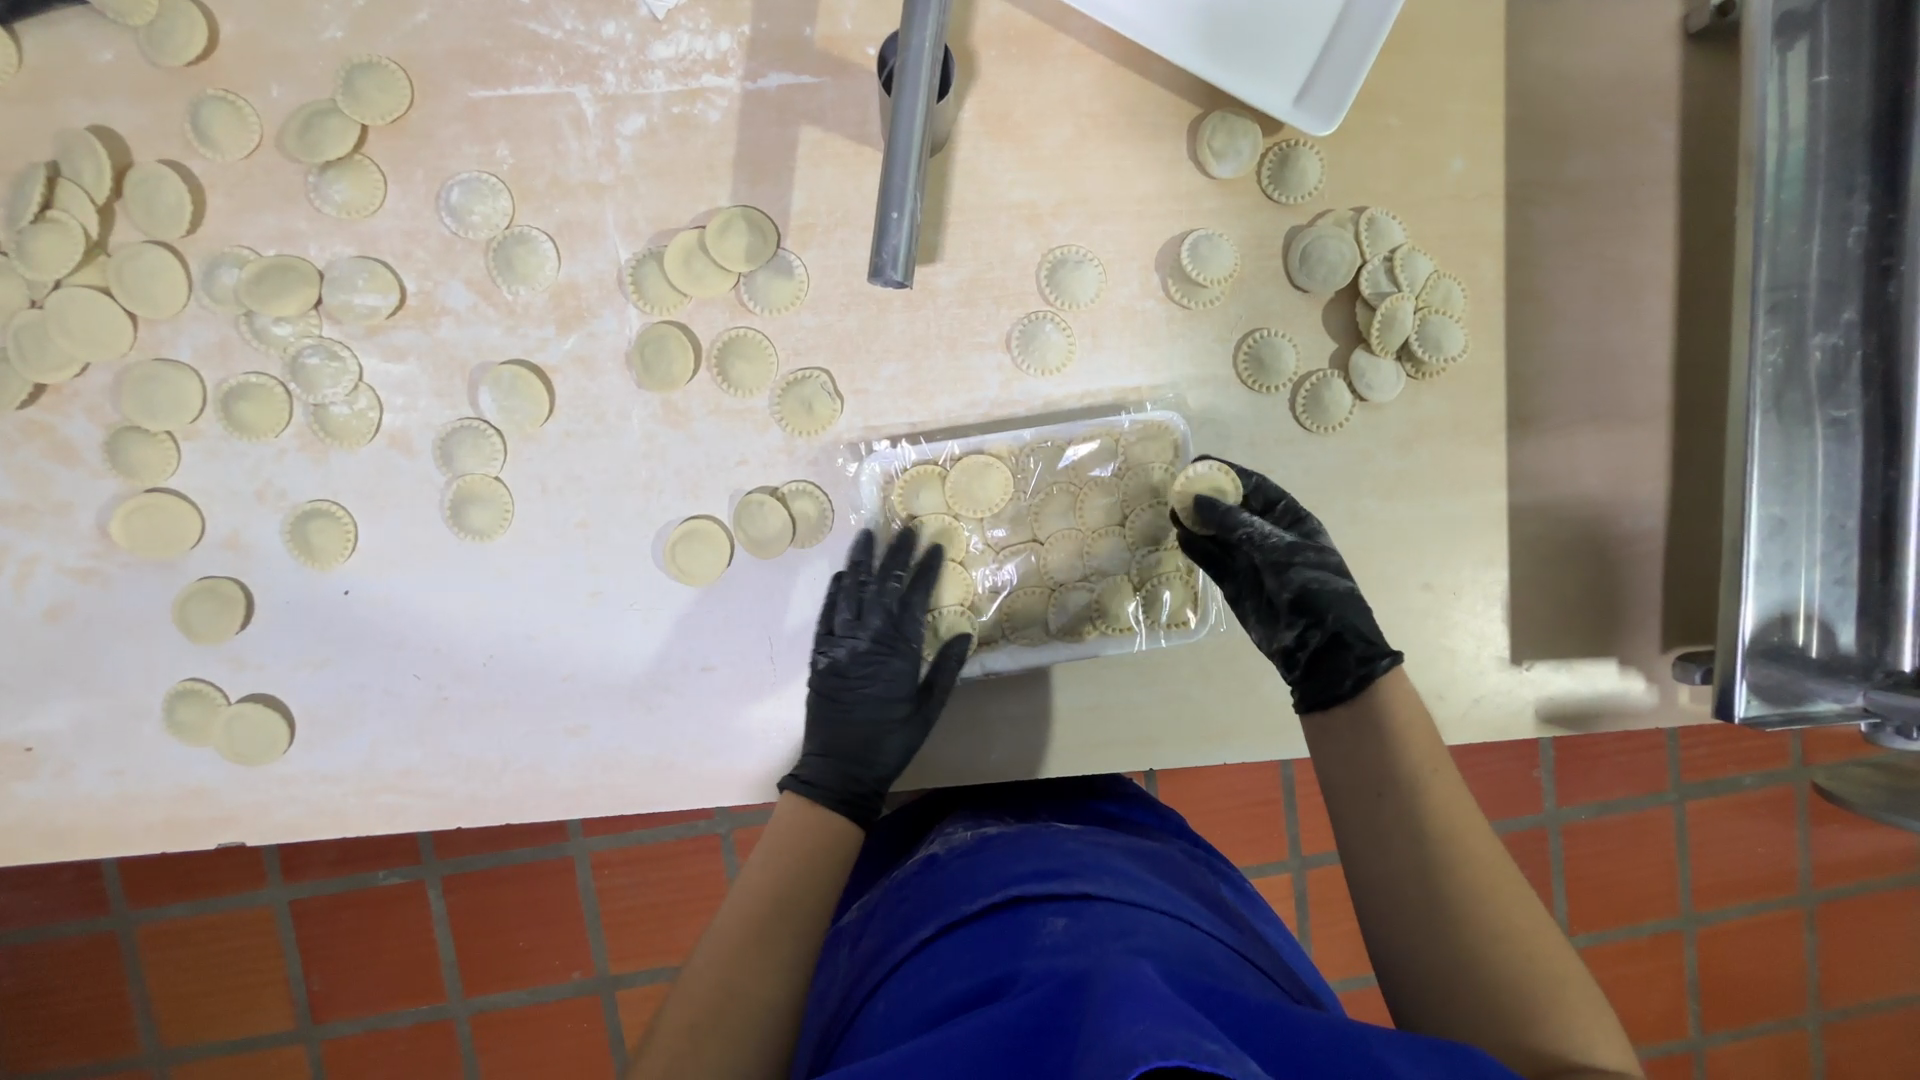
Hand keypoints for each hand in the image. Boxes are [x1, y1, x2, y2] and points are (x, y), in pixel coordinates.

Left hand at [777, 526, 972, 827]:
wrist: (839, 769)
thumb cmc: (890, 743)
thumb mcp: (929, 711)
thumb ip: (945, 670)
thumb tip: (964, 632)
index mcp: (898, 653)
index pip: (913, 598)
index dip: (924, 569)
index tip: (935, 544)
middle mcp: (867, 640)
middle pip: (882, 586)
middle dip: (896, 554)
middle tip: (906, 526)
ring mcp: (839, 645)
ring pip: (851, 593)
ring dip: (861, 562)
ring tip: (869, 533)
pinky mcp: (820, 655)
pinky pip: (827, 616)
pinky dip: (835, 593)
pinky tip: (843, 574)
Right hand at [1171, 457, 1402, 714]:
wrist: (1322, 646)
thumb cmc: (1312, 588)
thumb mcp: (1278, 549)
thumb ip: (1236, 524)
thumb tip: (1199, 501)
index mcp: (1290, 519)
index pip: (1254, 487)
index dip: (1227, 474)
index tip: (1197, 464)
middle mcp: (1268, 536)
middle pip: (1232, 509)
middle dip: (1206, 498)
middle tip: (1176, 489)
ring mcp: (1250, 561)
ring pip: (1218, 535)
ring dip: (1197, 523)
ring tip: (1172, 512)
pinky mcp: (1235, 584)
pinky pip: (1212, 561)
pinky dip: (1197, 550)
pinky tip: (1180, 538)